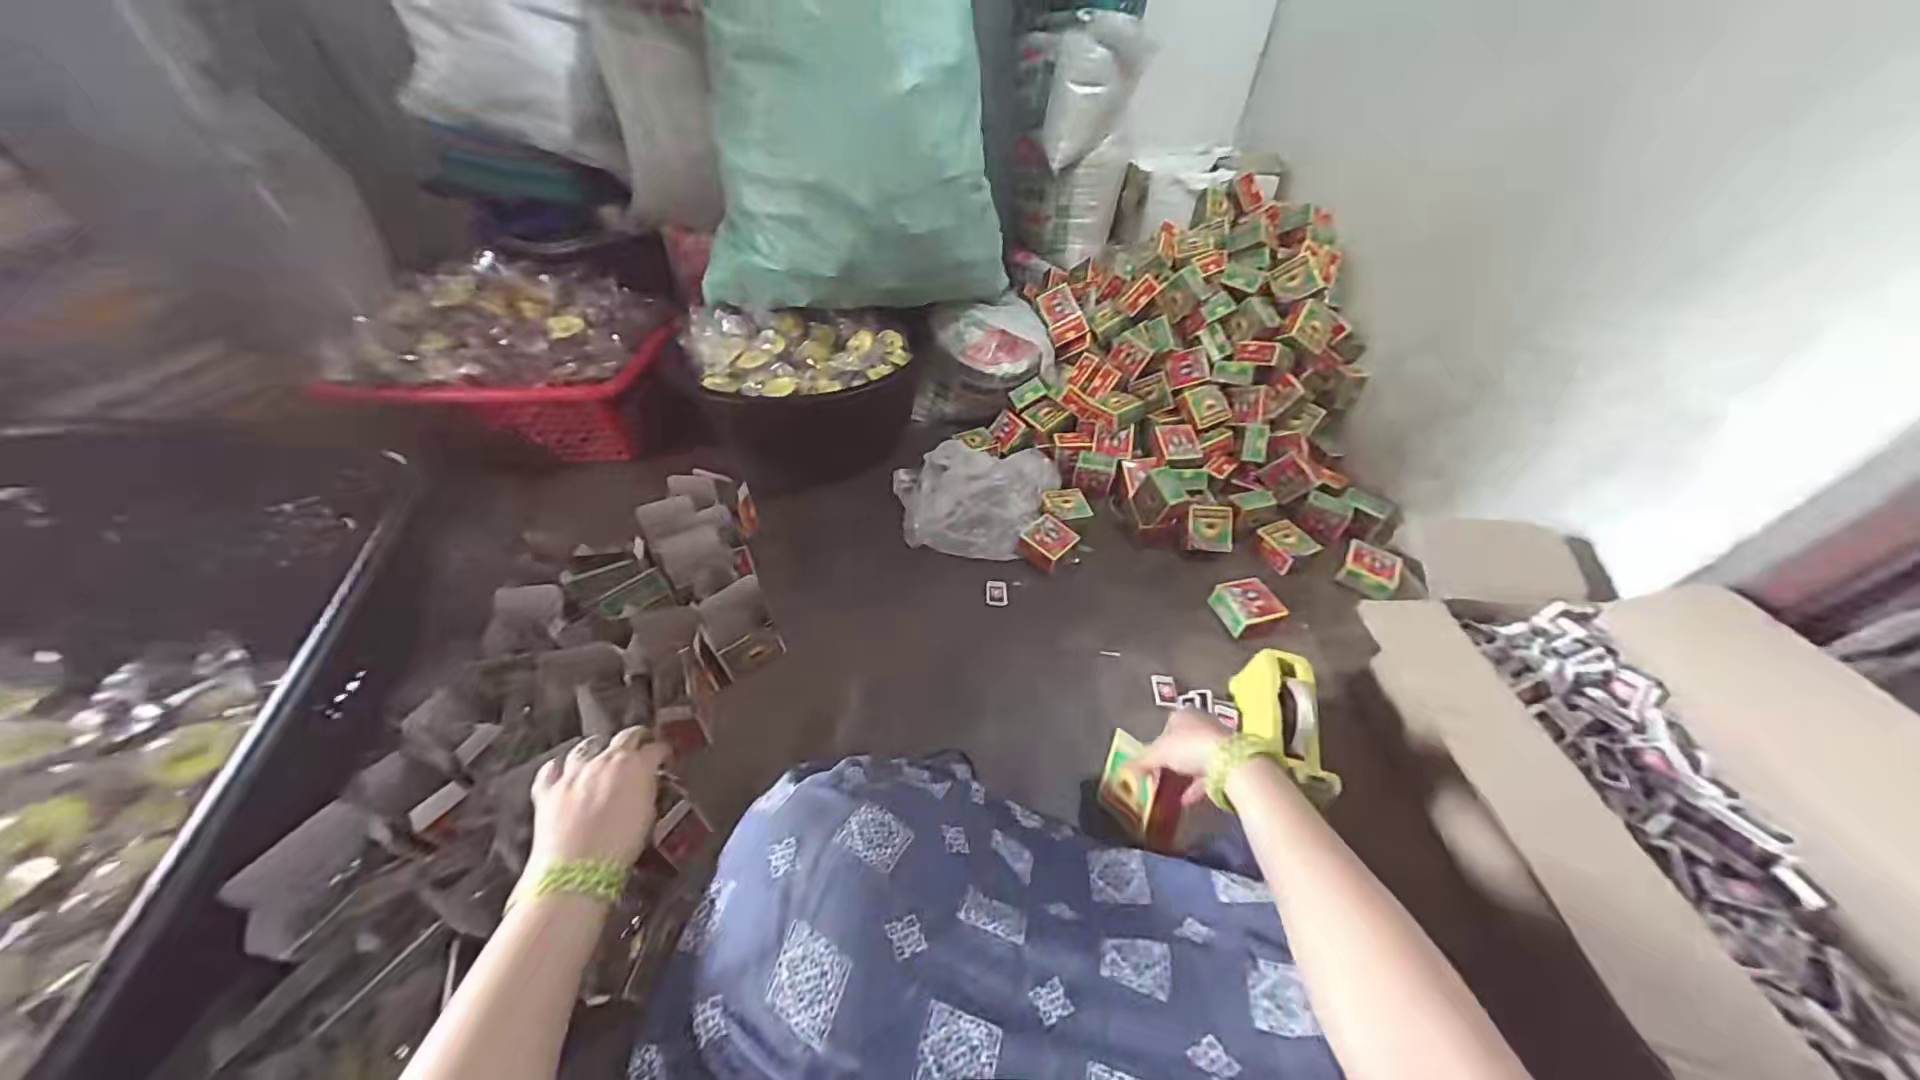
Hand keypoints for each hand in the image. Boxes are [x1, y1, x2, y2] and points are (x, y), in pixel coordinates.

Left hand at [527, 728, 672, 872]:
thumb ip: (648, 792)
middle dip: (636, 739)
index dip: (663, 752)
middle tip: (640, 746)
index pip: (656, 748)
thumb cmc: (621, 848)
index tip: (665, 759)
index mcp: (637, 765)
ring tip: (602, 754)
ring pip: (587, 746)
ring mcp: (575, 773)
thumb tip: (647, 785)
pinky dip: (560, 767)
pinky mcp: (548, 790)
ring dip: (598, 748)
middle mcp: (606, 760)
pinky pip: (552, 768)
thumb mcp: (649, 815)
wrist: (576, 872)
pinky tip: (564, 771)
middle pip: (625, 737)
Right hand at [1127, 708, 1230, 806]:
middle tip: (1159, 779)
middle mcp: (1200, 722)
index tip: (1150, 766)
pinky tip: (1185, 800)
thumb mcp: (1158, 754)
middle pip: (1180, 744)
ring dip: (1183, 776)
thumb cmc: (1188, 747)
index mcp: (1182, 714)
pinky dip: (1196, 785)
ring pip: (1195, 758)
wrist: (1229, 761)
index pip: (1164, 729)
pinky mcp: (1230, 758)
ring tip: (1171, 793)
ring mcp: (1217, 740)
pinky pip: (1208, 771)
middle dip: (1170, 762)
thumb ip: (1141, 761)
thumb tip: (1122, 769)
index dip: (1155, 747)